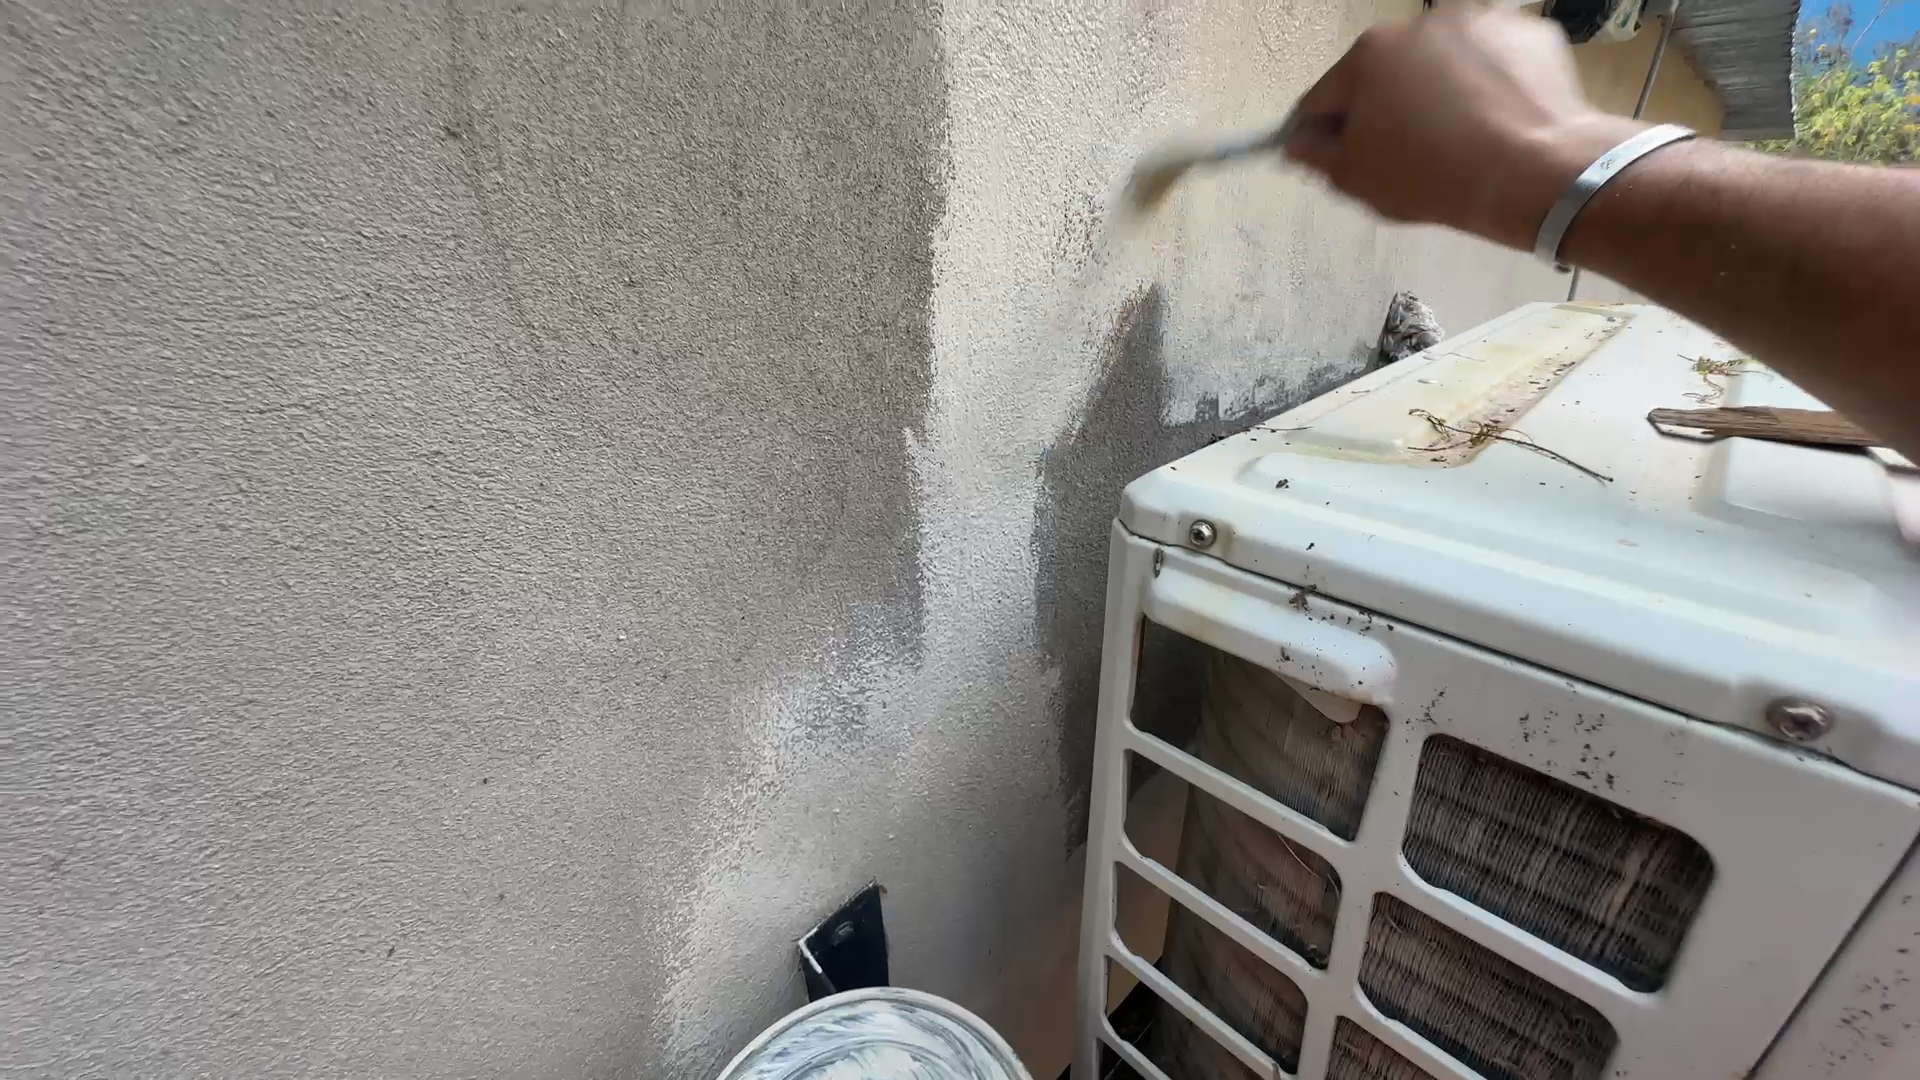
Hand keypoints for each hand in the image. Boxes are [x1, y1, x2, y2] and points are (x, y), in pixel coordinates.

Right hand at [1283, 6, 1644, 249]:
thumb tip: (1298, 140)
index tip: (1333, 160)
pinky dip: (1477, 87)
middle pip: (1379, 76)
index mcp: (1367, 56)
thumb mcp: (1351, 177)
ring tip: (1445, 141)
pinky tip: (1483, 124)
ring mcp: (1477, 20)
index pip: (1321, 99)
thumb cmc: (1423, 175)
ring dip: (1427, 96)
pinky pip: (1484, 61)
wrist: (1526, 168)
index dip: (1319, 134)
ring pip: (1433, 66)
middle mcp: (1418, 24)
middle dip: (1378, 110)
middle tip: (1393, 157)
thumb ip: (1314, 154)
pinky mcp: (1525, 30)